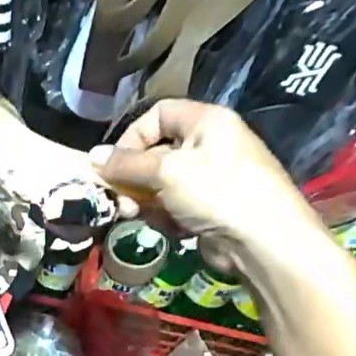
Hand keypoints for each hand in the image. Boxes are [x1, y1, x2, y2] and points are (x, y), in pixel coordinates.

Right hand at [90, 99, 324, 271]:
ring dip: (147, 202)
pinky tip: (171, 229)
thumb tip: (92, 157)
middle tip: (121, 200)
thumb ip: (127, 165)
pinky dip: (167, 218)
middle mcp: (211, 145)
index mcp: (207, 121)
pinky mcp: (212, 210)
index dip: (132, 136)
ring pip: (163, 185)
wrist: (263, 242)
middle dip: (135, 177)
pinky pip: (177, 207)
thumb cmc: (217, 192)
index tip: (113, 164)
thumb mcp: (166, 172)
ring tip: (140, 217)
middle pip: (158, 153)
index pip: (159, 114)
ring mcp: (213, 180)